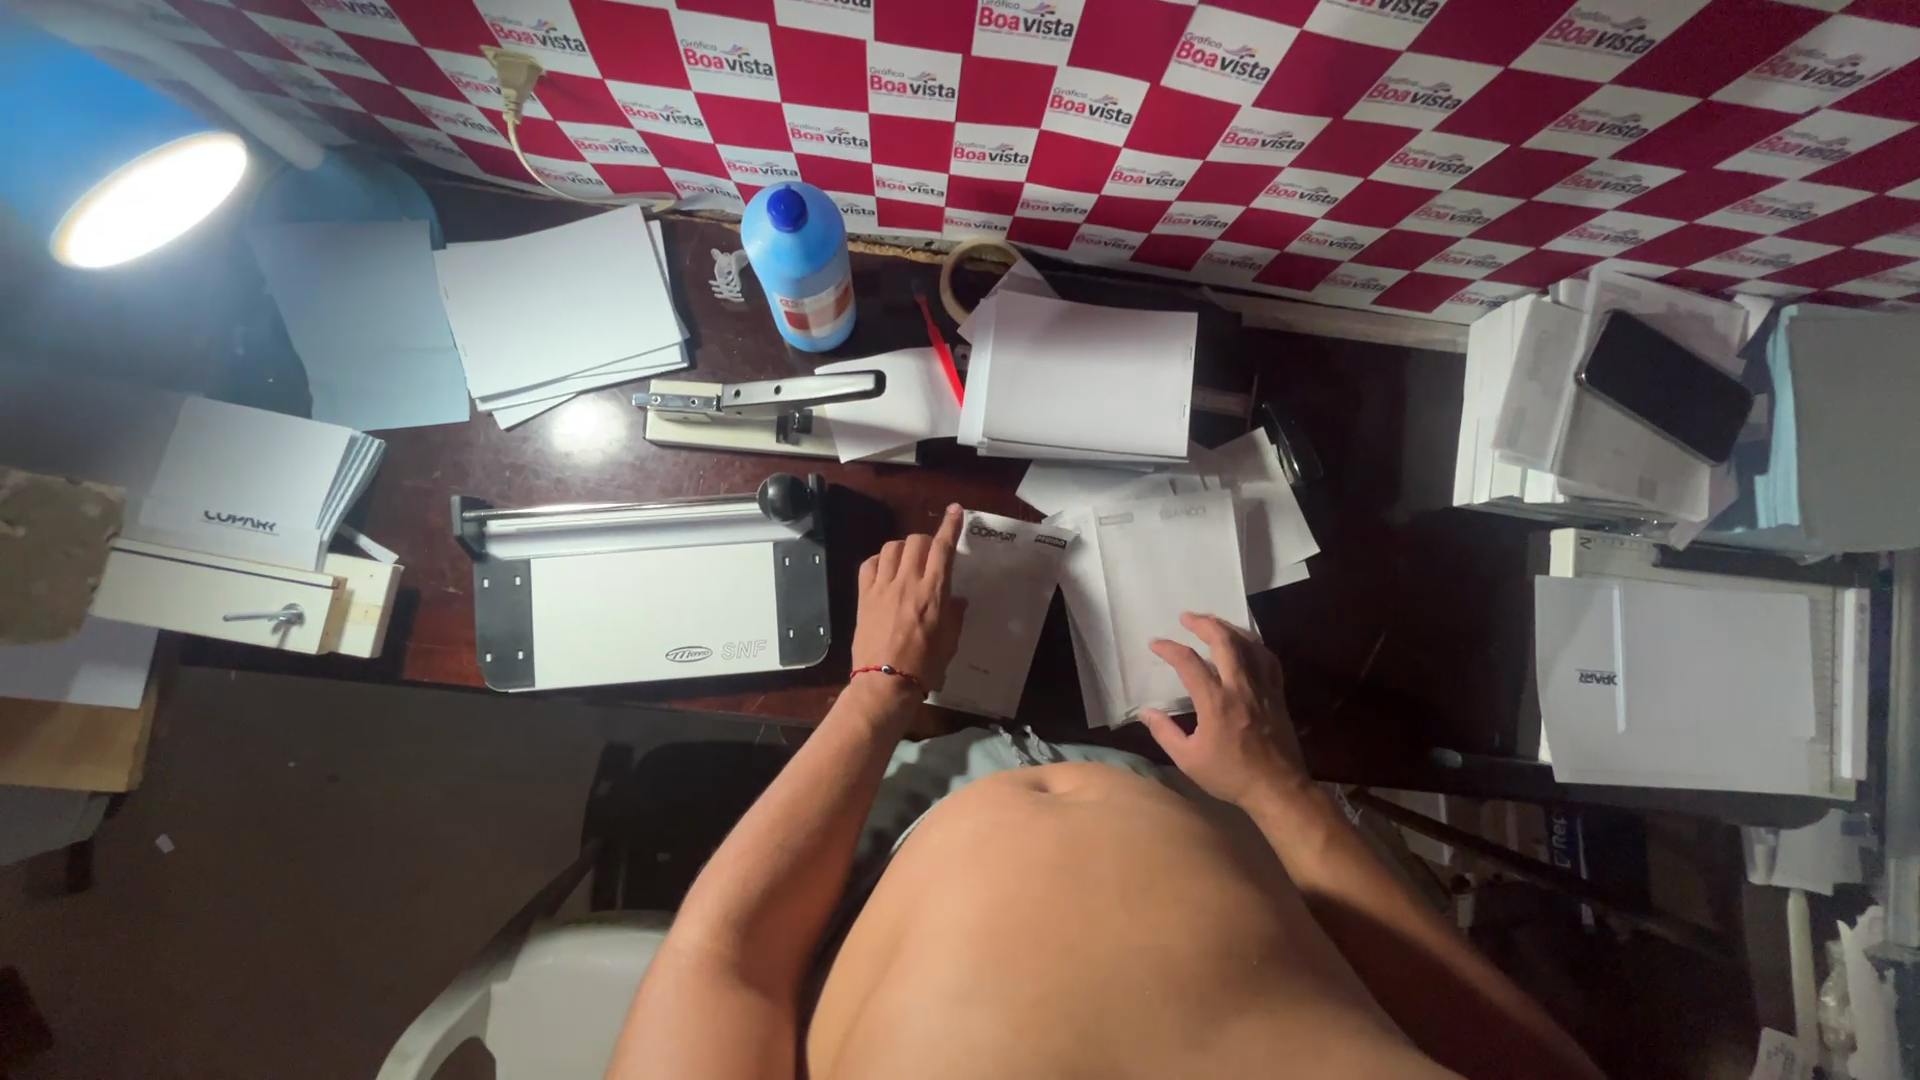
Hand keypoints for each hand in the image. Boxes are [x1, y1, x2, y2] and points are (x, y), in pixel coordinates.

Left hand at [852, 504, 967, 691]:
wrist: (886, 682)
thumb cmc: (925, 665)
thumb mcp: (950, 640)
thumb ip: (954, 614)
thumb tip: (958, 599)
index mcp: (934, 591)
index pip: (943, 547)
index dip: (950, 526)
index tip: (955, 511)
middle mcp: (908, 581)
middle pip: (916, 542)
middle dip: (926, 541)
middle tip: (930, 555)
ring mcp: (883, 587)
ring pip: (891, 548)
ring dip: (902, 549)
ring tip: (907, 561)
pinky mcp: (864, 596)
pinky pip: (869, 565)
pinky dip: (878, 561)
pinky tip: (884, 571)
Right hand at [1140, 612, 1305, 807]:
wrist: (1278, 789)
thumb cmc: (1230, 775)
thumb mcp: (1188, 759)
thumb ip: (1164, 732)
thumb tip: (1145, 712)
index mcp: (1216, 702)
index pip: (1189, 663)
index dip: (1170, 648)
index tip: (1156, 644)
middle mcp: (1240, 687)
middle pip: (1224, 642)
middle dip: (1204, 623)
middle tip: (1187, 617)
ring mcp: (1263, 688)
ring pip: (1249, 645)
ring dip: (1229, 628)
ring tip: (1213, 623)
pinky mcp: (1277, 694)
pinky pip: (1268, 659)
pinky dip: (1254, 645)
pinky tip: (1245, 644)